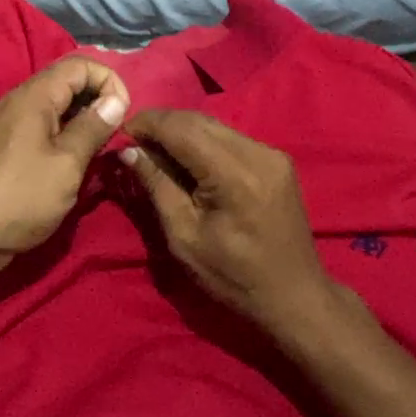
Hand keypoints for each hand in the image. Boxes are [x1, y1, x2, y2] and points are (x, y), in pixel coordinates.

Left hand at [0, 56, 129, 273]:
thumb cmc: (20, 198)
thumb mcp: (67, 164)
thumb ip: (92, 128)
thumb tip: (115, 100)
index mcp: (33, 96)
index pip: (79, 65)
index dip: (109, 81)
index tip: (123, 114)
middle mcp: (18, 100)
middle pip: (65, 81)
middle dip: (97, 99)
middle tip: (114, 133)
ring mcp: (7, 123)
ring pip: (54, 105)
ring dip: (81, 119)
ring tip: (97, 149)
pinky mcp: (3, 145)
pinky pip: (40, 126)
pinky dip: (62, 134)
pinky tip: (71, 162)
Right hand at [122, 109, 332, 328]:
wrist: (294, 296)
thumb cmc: (234, 277)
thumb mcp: (184, 237)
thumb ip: (158, 186)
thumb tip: (129, 151)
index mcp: (236, 176)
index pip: (182, 129)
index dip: (148, 124)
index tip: (120, 132)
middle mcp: (258, 153)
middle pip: (198, 120)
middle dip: (161, 125)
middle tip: (133, 143)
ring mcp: (271, 153)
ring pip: (213, 125)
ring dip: (180, 131)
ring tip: (155, 150)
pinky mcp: (276, 158)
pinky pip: (229, 137)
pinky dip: (202, 141)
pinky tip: (186, 159)